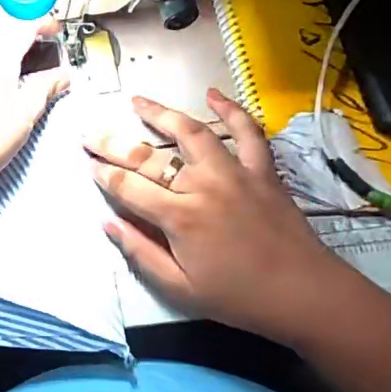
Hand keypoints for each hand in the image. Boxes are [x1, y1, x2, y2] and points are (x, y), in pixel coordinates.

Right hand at [86, 89, 352, 342]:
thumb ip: (141, 253)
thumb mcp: (180, 288)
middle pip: (150, 157)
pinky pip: (246, 132)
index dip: (104, 174)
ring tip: (138, 101)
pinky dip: (231, 110)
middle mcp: (202, 185)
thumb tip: (108, 223)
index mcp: (180, 217)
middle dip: (114, 144)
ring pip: (192, 132)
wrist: (302, 292)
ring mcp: (234, 172)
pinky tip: (214, 94)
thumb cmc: (237, 297)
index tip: (87, 163)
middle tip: (92, 132)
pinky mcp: (261, 169)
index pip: (129, 187)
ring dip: (162, 113)